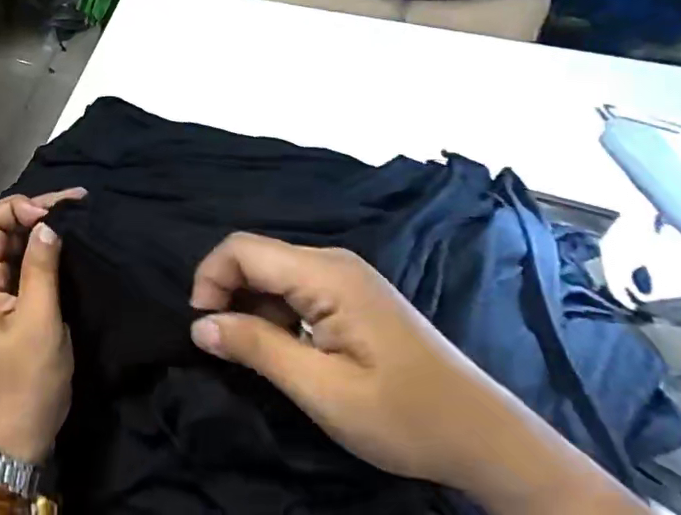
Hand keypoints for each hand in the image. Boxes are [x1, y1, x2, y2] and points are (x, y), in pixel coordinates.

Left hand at [0, 189, 85, 463]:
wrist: (21, 434)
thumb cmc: (24, 378)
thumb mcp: (37, 320)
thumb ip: (41, 268)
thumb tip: (48, 223)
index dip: (18, 209)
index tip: (53, 215)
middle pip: (4, 228)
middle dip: (37, 209)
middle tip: (77, 199)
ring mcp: (2, 290)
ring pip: (19, 242)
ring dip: (45, 224)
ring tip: (79, 209)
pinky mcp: (20, 301)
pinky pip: (31, 261)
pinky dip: (49, 245)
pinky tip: (72, 237)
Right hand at [188, 233, 487, 484]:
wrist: (480, 432)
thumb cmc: (402, 415)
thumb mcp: (322, 390)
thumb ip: (258, 348)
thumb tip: (200, 325)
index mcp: (326, 273)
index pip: (243, 248)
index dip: (210, 279)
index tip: (201, 330)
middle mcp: (333, 261)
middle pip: (258, 257)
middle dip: (228, 294)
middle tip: (225, 350)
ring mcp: (347, 276)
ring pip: (276, 273)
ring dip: (253, 308)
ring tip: (256, 359)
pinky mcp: (354, 294)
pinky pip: (298, 288)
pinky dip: (278, 314)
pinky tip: (287, 352)